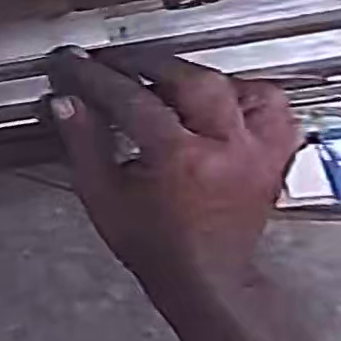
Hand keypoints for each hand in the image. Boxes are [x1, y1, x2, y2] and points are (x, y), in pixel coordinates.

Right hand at [43, 48, 301, 295]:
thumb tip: (65, 102)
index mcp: (180, 159)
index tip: (76, 66)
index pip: (131, 98)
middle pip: (188, 78)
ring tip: (159, 75)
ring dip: (191, 73)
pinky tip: (214, 94)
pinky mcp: (274, 155)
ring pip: (233, 84)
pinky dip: (241, 91)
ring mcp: (258, 150)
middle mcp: (228, 149)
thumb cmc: (153, 244)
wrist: (204, 278)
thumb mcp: (100, 192)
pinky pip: (270, 105)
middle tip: (113, 62)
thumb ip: (83, 140)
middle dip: (143, 62)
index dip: (97, 77)